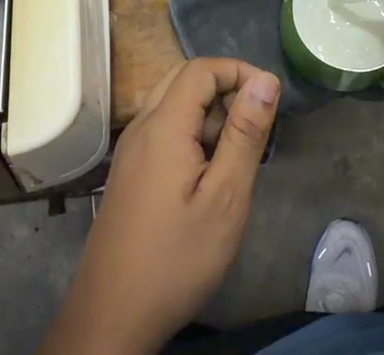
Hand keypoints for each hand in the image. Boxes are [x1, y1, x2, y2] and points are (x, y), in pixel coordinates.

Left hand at [40, 58, 279, 354]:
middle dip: (225, 90)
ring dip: (210, 115)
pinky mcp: (129, 174)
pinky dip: (192, 136)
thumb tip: (265, 80)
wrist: (112, 315)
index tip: (271, 101)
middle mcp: (140, 128)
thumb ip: (245, 134)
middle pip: (183, 81)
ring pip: (173, 107)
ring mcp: (130, 152)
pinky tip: (210, 176)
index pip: (201, 69)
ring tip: (238, 156)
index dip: (239, 71)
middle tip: (256, 128)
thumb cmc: (176, 257)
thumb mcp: (225, 197)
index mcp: (163, 126)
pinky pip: (163, 133)